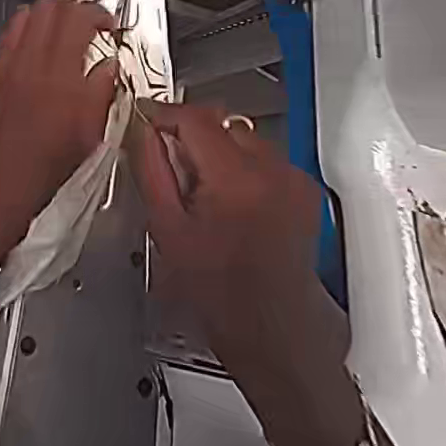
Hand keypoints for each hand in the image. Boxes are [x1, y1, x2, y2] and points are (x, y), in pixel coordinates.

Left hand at [0, 0, 117, 261]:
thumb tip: (109, 67)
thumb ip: (102, 91)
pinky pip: (8, 35)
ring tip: (64, 30)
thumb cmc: (46, 166)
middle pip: (50, 7)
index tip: (107, 24)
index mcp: (59, 75)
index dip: (98, 13)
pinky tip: (36, 46)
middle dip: (74, 8)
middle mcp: (29, 64)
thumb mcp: (90, 133)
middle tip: (89, 22)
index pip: (77, 18)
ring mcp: (7, 66)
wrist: (2, 185)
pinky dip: (26, 29)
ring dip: (49, 14)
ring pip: (27, 14)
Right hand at [128, 102, 343, 376]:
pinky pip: (266, 158)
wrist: (273, 329)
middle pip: (220, 124)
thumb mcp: (168, 229)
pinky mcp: (304, 188)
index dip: (164, 116)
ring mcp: (293, 178)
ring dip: (219, 152)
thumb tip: (141, 131)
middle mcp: (272, 170)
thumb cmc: (221, 294)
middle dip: (192, 138)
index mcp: (236, 180)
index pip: (195, 119)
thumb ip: (151, 170)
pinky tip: (233, 204)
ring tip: (206, 195)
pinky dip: (244, 168)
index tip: (147, 121)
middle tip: (174, 171)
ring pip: (242, 137)